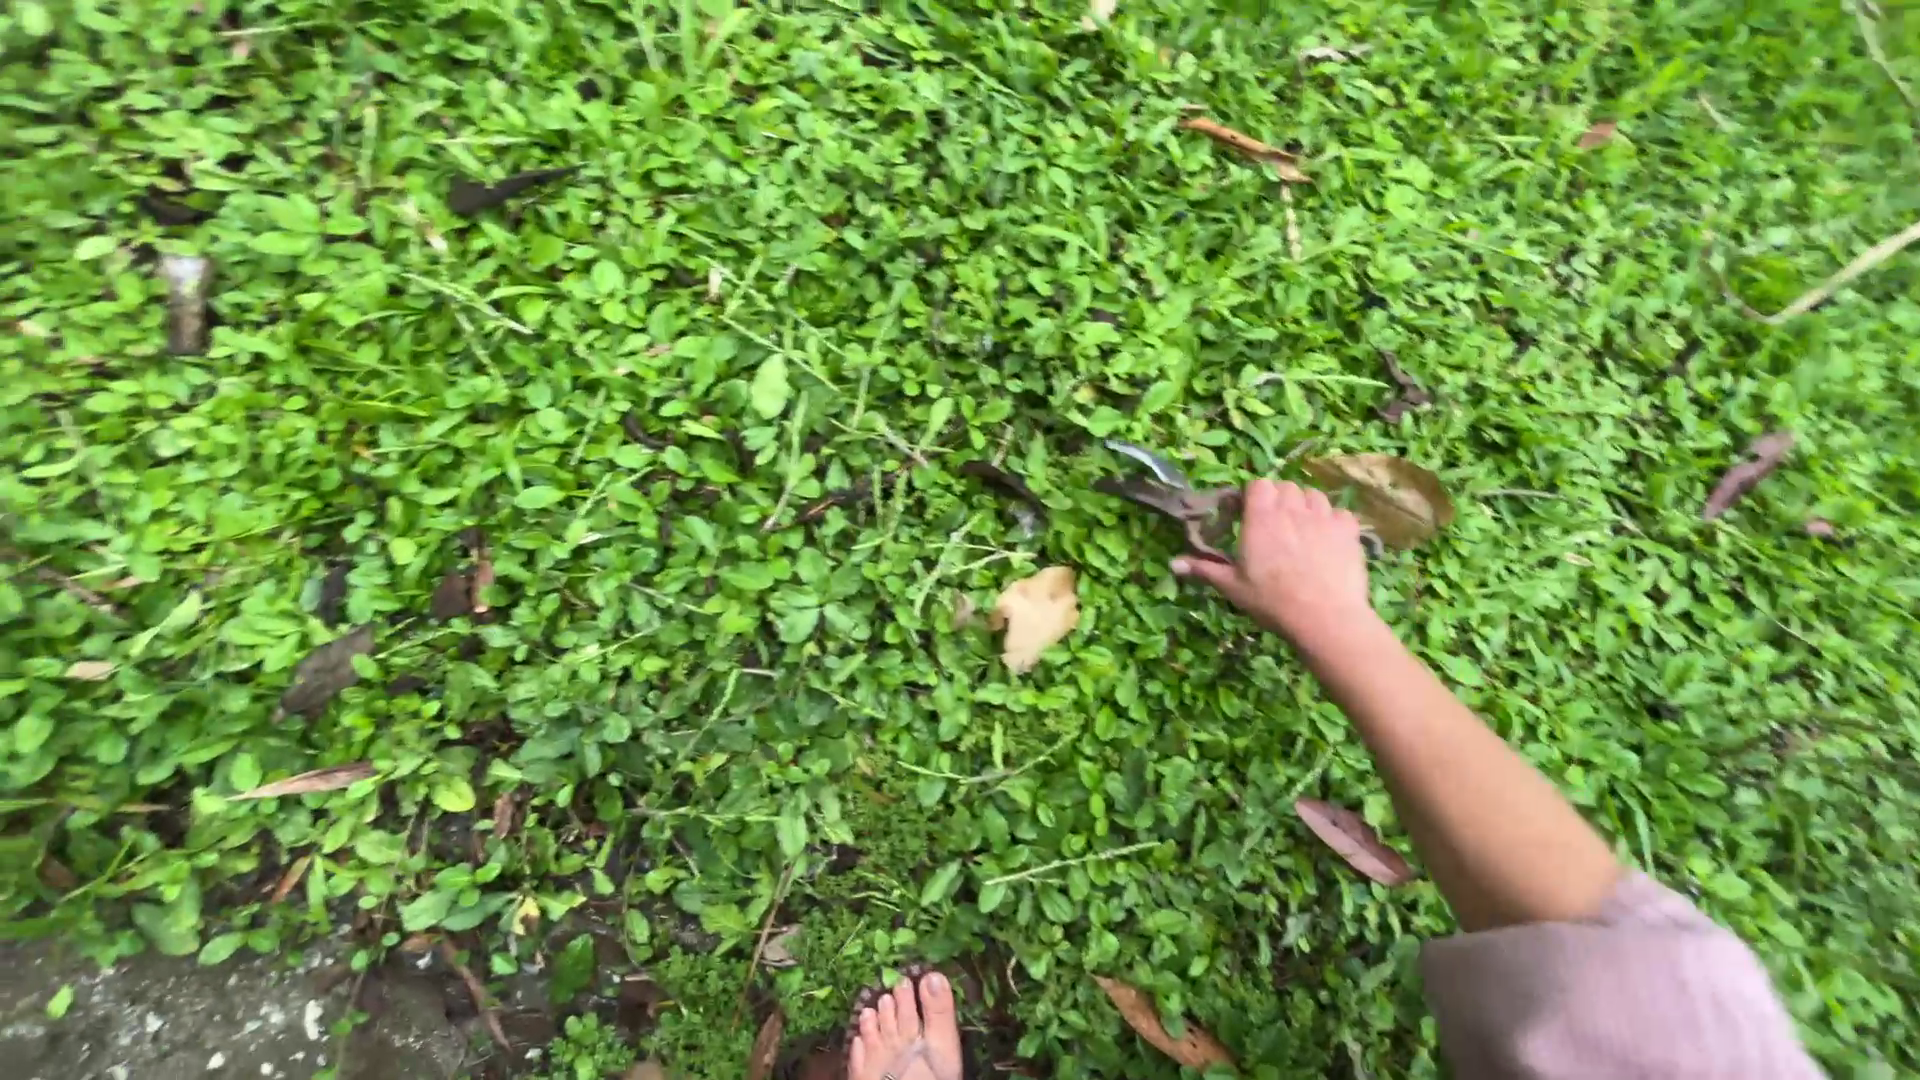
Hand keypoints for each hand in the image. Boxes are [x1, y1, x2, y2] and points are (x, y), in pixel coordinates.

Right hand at [1172, 479, 1374, 644]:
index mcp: (1261, 518)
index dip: (1253, 495)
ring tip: (1300, 527)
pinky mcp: (1349, 530)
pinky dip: (1332, 520)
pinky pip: (1339, 513)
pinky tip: (1326, 539)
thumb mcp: (1232, 587)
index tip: (1248, 513)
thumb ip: (1204, 570)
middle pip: (1285, 486)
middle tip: (1273, 523)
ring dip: (1304, 505)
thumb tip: (1173, 564)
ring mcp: (1324, 518)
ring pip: (1313, 495)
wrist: (1325, 617)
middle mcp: (1292, 510)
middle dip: (1278, 498)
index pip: (1258, 485)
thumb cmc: (1272, 601)